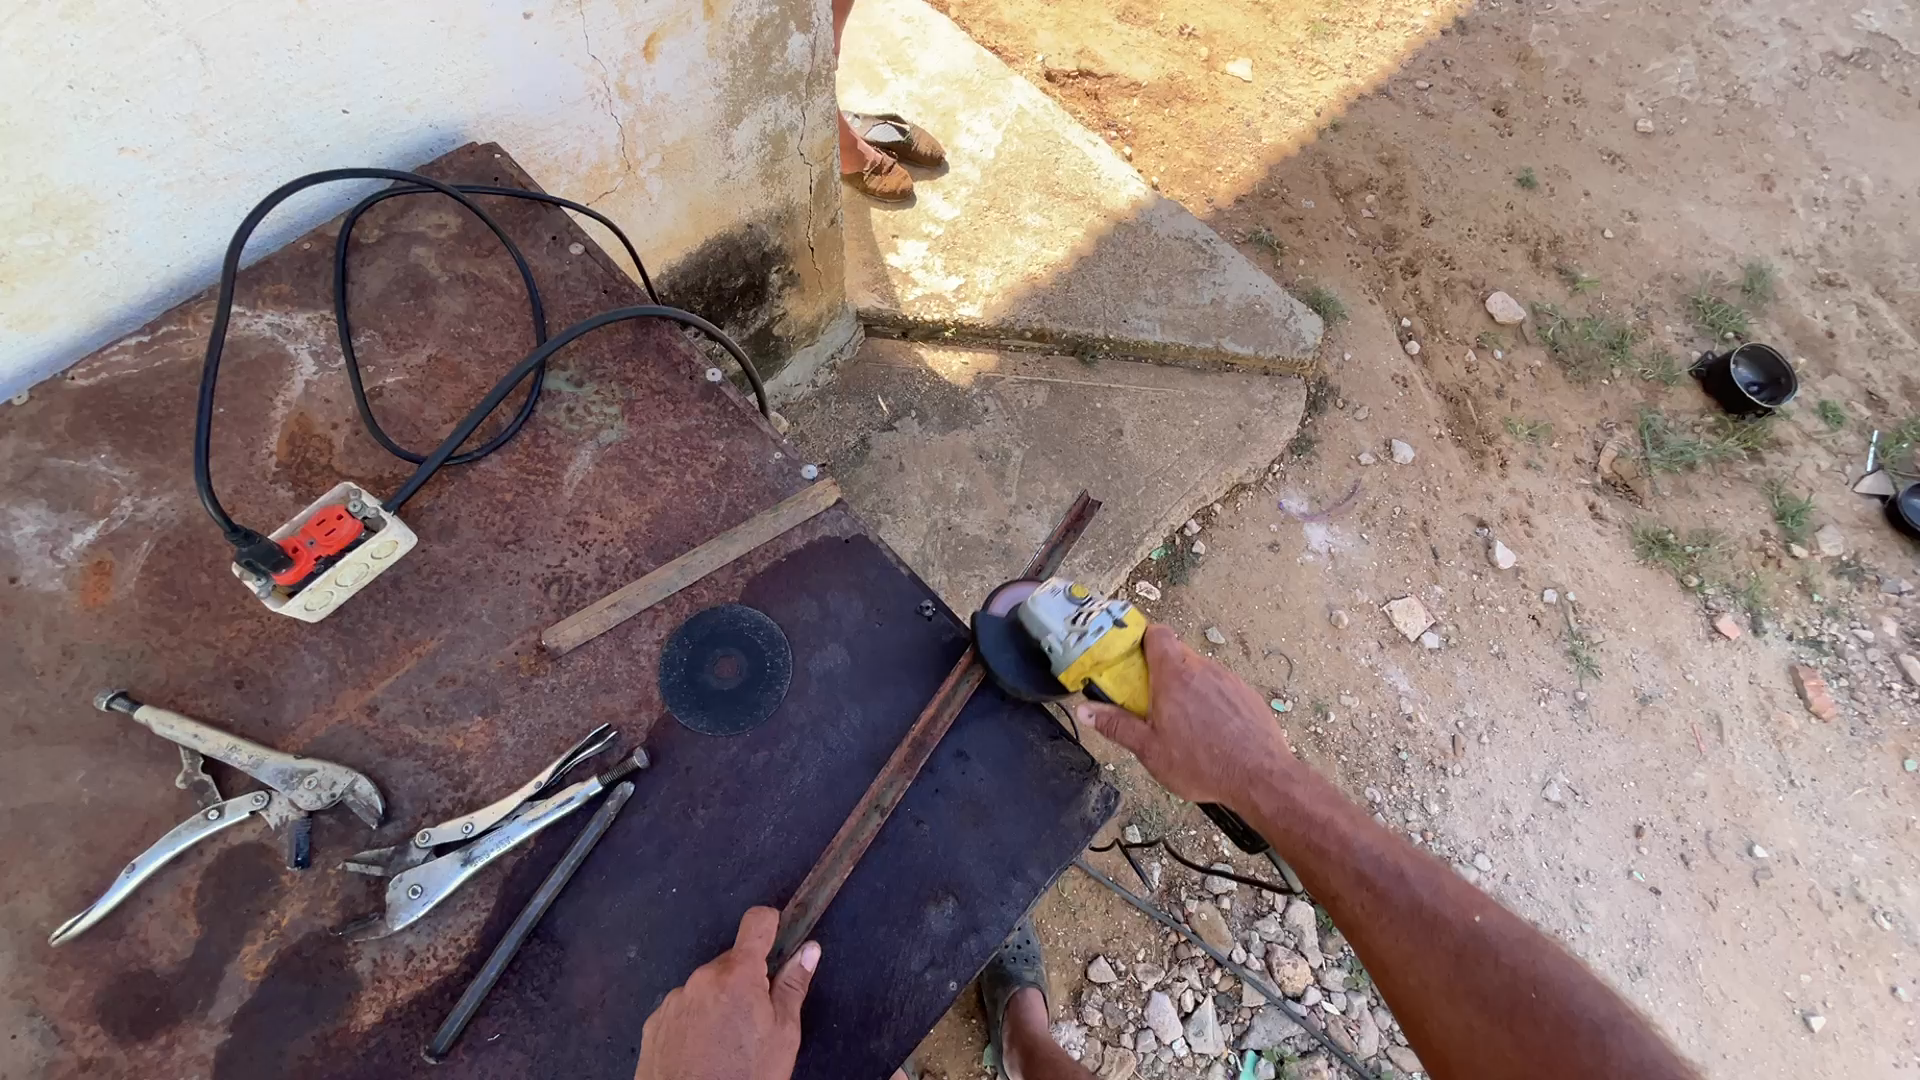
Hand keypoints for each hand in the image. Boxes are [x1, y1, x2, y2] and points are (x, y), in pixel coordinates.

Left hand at [633, 907, 819, 1079]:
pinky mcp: (653, 1025)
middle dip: (746, 980)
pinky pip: (683, 1009)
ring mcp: (674, 1000)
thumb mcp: (783, 1036)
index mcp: (737, 973)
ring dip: (719, 1001)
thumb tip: (809, 949)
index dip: (771, 925)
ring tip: (725, 1044)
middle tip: (755, 1020)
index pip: (757, 921)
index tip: (779, 943)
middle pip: (732, 962)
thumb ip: (794, 985)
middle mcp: (701, 977)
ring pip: (707, 986)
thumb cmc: (745, 1079)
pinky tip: (700, 1054)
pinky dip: (694, 1022)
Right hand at [1076, 623, 1295, 806]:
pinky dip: (1210, 701)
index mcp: (1174, 676)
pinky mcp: (1245, 695)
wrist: (1261, 778)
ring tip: (1182, 722)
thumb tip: (1085, 711)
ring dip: (1186, 688)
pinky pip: (1220, 688)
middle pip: (1175, 654)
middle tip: (1150, 701)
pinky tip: (1209, 731)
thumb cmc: (1203, 764)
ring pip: (1198, 672)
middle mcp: (1201, 669)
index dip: (1142, 639)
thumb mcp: (1149, 749)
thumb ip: (1116, 725)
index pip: (1156, 634)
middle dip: (1159, 672)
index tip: (1130, 659)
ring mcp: (1227, 680)